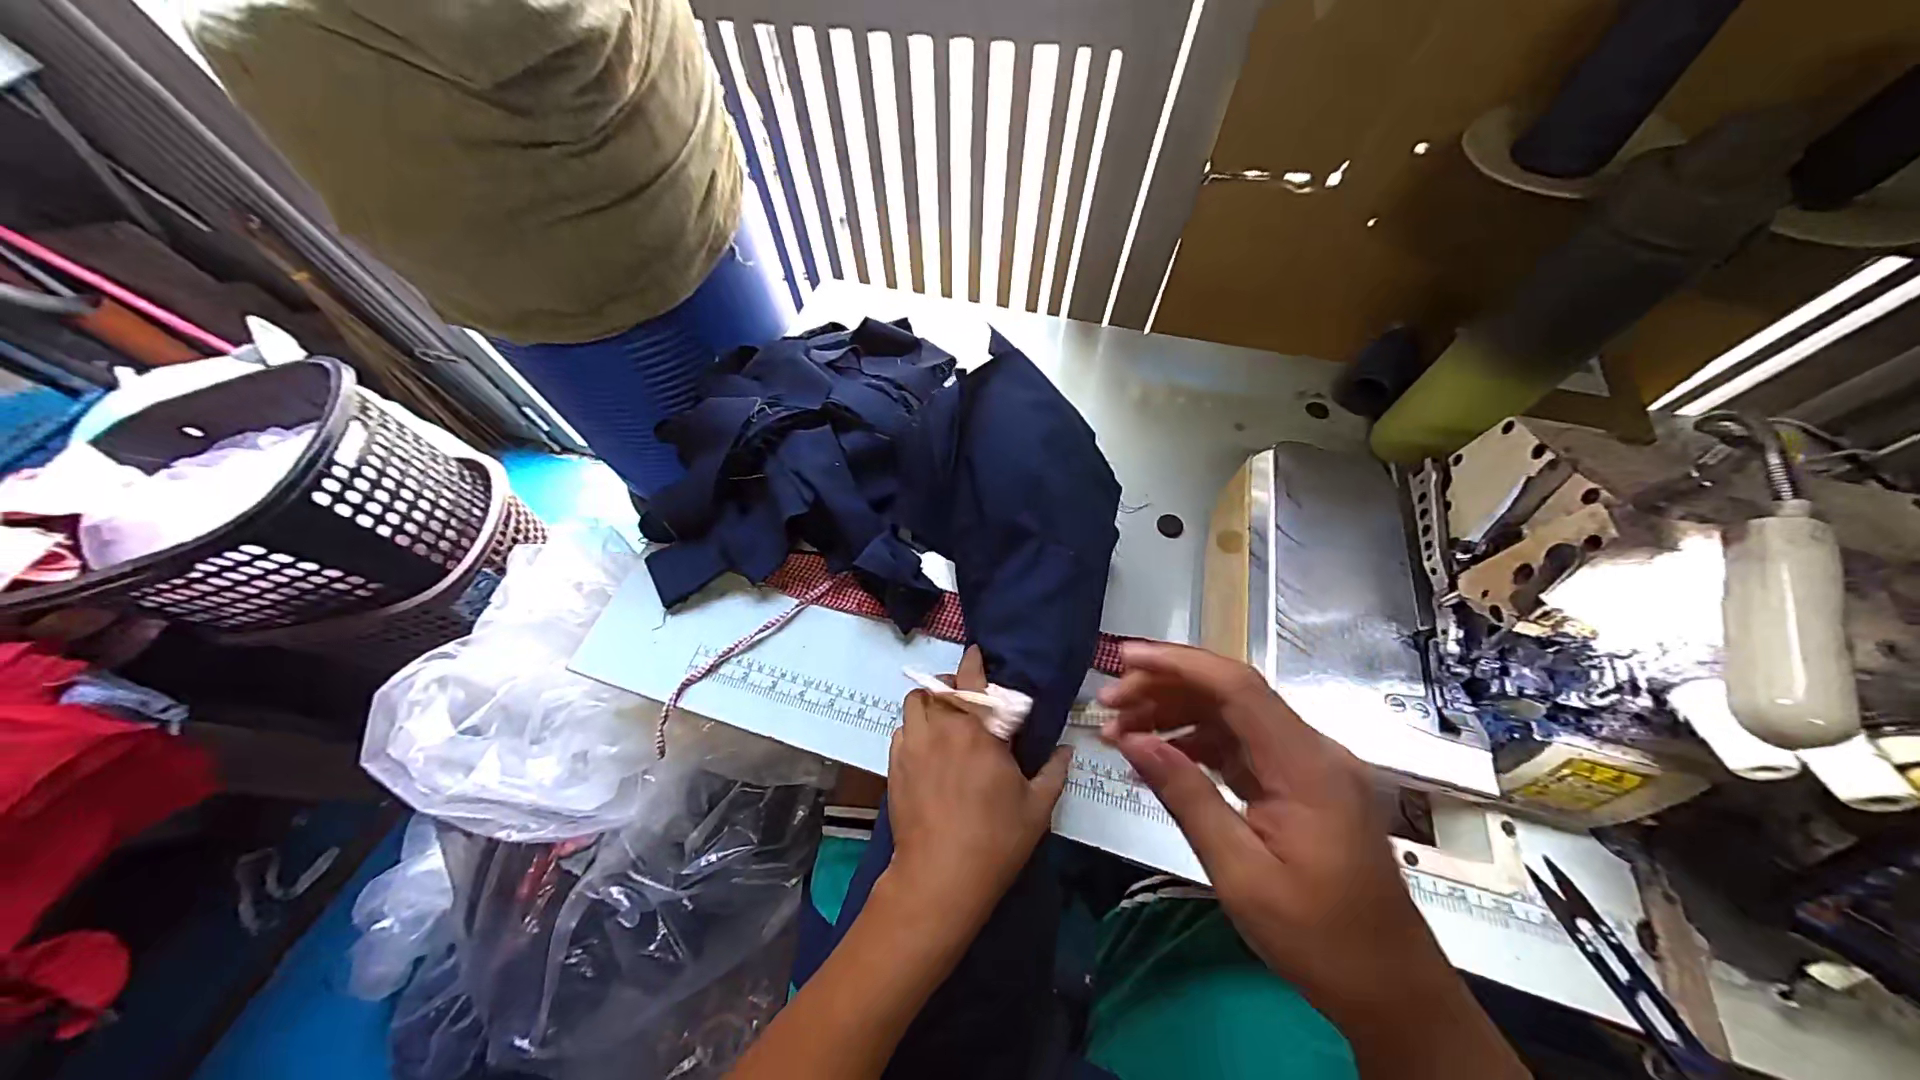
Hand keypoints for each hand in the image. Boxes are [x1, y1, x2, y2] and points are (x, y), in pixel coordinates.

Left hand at [885, 646, 1071, 928]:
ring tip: (944, 718)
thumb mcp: (1037, 808)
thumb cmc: (995, 840)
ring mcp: (913, 747)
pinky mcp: (894, 767)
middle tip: (967, 697)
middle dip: (952, 684)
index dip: (973, 661)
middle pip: (937, 687)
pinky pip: (900, 731)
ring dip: (929, 702)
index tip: (977, 653)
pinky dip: (913, 728)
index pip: (971, 680)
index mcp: (978, 732)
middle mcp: (941, 729)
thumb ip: (1053, 771)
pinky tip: (926, 747)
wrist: (939, 877)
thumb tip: (1065, 749)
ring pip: (913, 704)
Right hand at [1098, 643, 1453, 1013]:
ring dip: (1175, 715)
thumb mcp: (1240, 872)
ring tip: (1120, 731)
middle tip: (1108, 705)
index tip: (1123, 658)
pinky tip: (1159, 756)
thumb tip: (1133, 740)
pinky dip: (1197, 744)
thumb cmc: (1317, 938)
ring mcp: (1309, 765)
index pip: (1237, 687)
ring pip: (1233, 716)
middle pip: (1231, 694)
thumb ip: (1187, 796)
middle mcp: (1313, 750)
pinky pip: (1242, 746)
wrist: (1388, 988)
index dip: (1177, 663)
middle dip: (1165, 689)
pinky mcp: (1301, 783)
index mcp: (1307, 765)